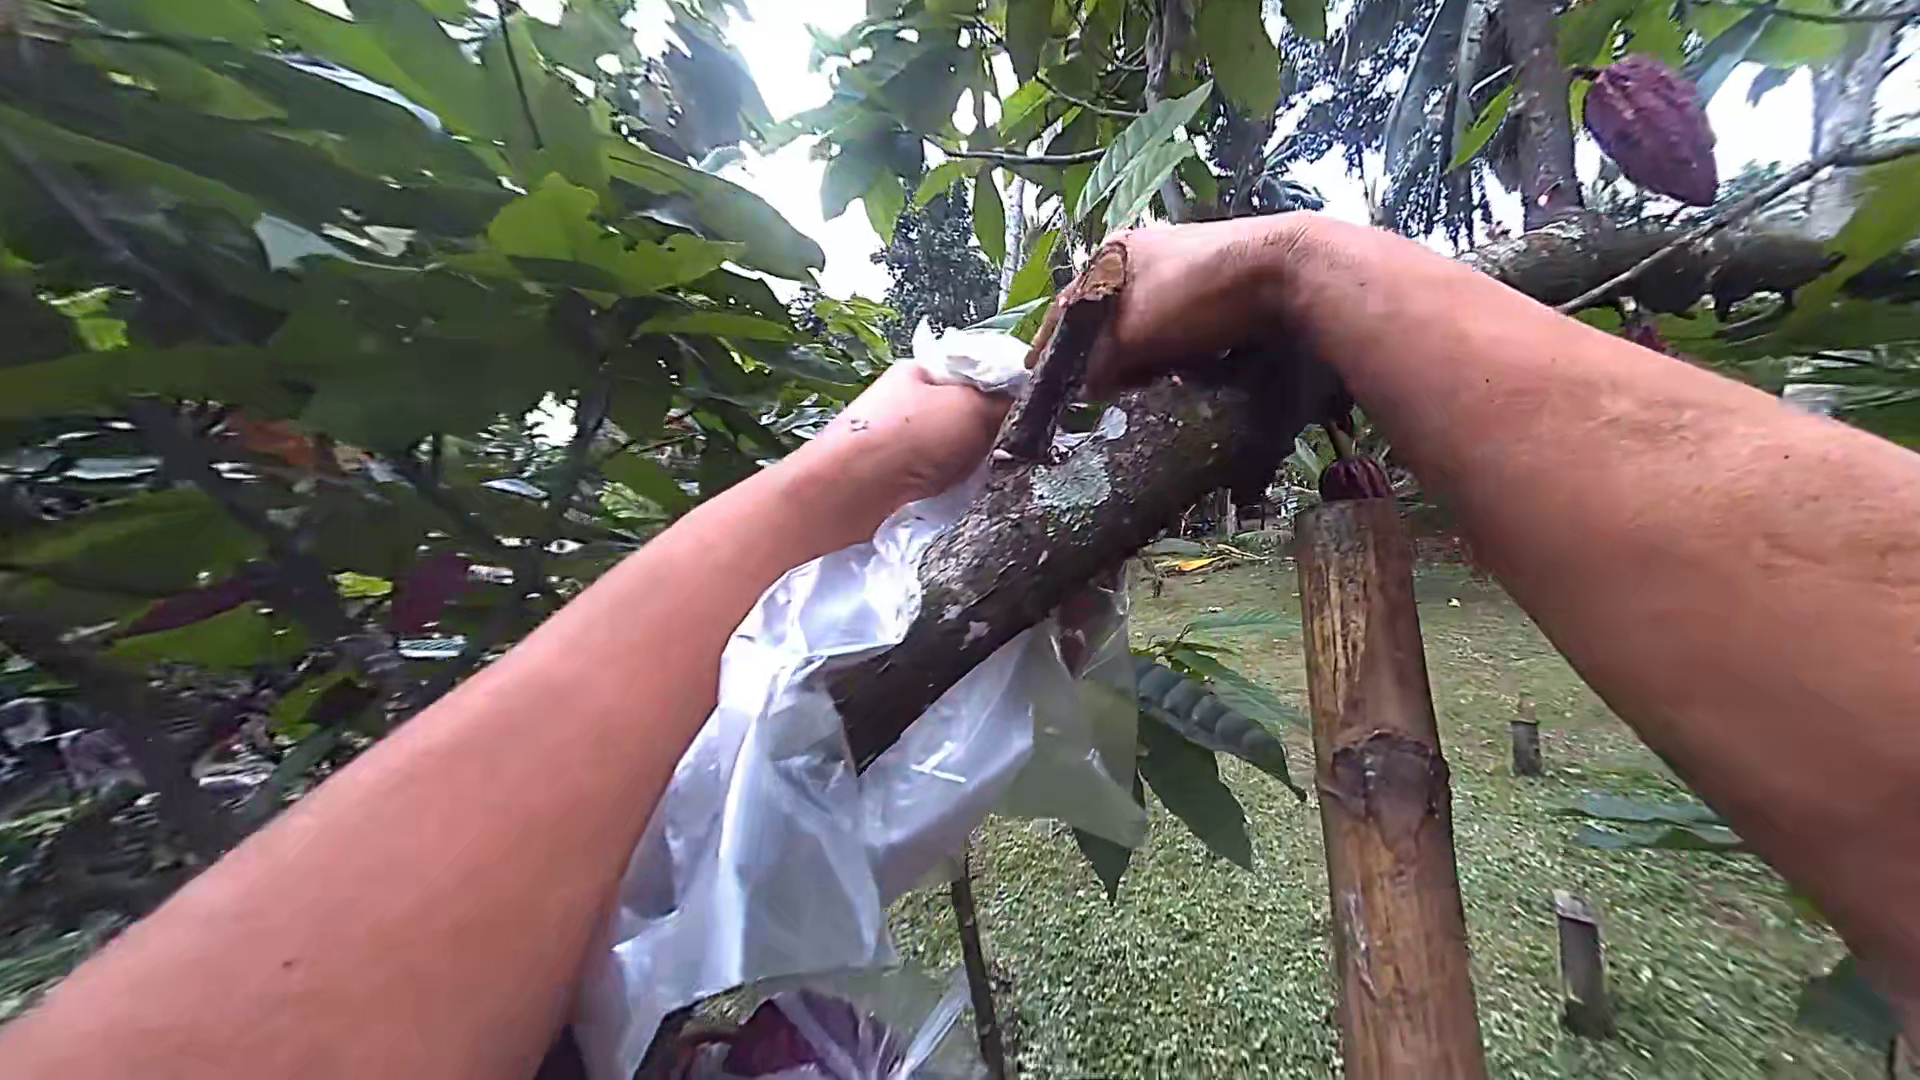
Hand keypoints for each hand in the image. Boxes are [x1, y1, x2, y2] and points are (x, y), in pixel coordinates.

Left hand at [795, 361, 1010, 506]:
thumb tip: (1030, 408)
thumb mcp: (971, 408)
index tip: (1035, 416)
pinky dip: (957, 483)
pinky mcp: (899, 477)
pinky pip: (942, 476)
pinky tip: (969, 492)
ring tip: (994, 474)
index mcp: (924, 371)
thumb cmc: (912, 437)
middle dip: (993, 433)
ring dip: (975, 462)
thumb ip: (1006, 404)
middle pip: (970, 414)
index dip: (1010, 392)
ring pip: (958, 449)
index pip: (980, 374)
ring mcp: (902, 441)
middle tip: (1017, 450)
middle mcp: (911, 402)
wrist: (852, 491)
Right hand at [1032, 214, 1323, 396]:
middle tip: (1085, 388)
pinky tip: (1161, 371)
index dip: (1048, 342)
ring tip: (1124, 386)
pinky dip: (1157, 350)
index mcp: (1112, 256)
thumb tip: (1085, 391)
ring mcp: (1175, 268)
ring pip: (1135, 324)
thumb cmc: (1191, 297)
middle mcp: (1139, 257)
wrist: (1281, 273)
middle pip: (1100, 317)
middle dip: (1092, 355)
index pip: (1065, 306)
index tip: (1034, 371)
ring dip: (1128, 356)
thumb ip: (1098, 365)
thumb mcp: (1131, 337)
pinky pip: (1166, 327)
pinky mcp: (1206, 286)